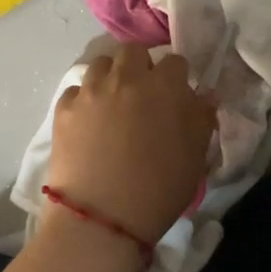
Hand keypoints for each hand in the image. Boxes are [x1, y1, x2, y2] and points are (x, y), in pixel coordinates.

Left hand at [46, 45, 215, 245]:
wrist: (101, 220)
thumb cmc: (158, 190)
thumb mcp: (196, 157)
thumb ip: (203, 118)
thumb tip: (205, 95)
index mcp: (165, 86)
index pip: (176, 61)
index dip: (177, 78)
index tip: (176, 97)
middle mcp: (127, 77)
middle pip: (134, 51)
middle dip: (141, 66)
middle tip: (143, 95)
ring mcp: (92, 90)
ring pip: (102, 63)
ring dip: (110, 76)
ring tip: (113, 102)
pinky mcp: (64, 108)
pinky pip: (76, 90)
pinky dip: (84, 100)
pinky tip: (88, 122)